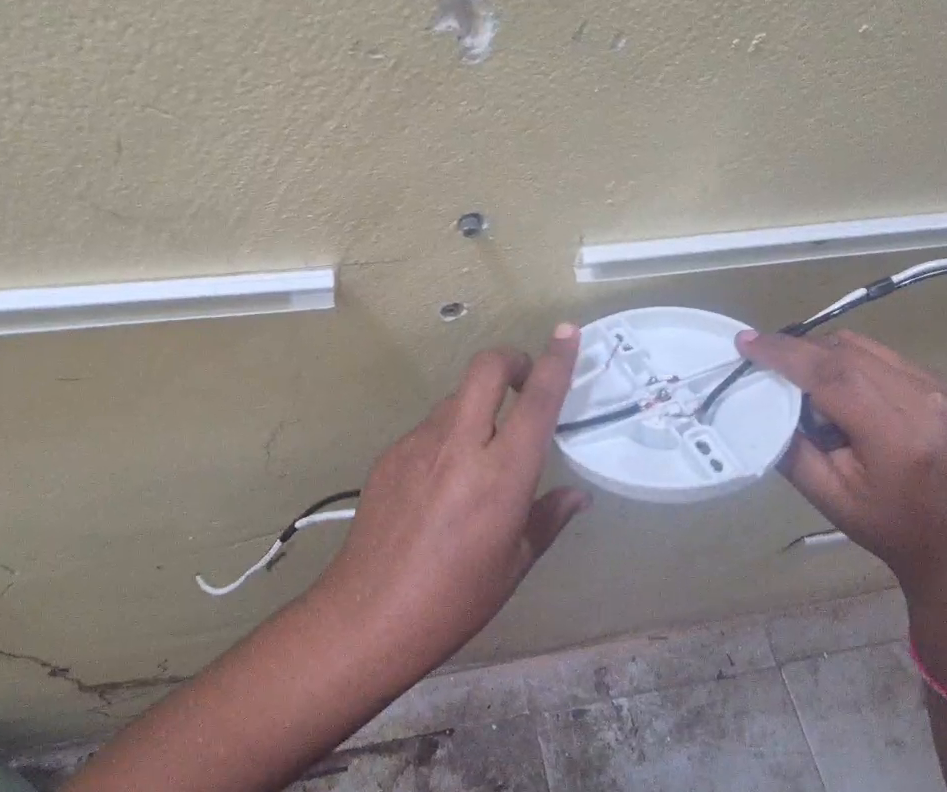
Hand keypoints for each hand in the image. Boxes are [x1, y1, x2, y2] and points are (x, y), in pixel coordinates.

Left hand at [309, 325, 592, 673]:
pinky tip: (442, 484)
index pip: (536, 400)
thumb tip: (576, 495)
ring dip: (476, 407)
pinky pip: (428, 430)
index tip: (566, 333)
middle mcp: (459, 444)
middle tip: (523, 383)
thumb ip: (547, 519)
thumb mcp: (514, 564)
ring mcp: (418, 445)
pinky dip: (446, 438)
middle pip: (485, 370)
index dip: (555, 361)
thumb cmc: (456, 598)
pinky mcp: (389, 455)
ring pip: (454, 400)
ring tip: (481, 454)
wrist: (370, 613)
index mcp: (501, 473)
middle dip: (510, 360)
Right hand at [736, 329, 946, 587]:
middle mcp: (924, 401)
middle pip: (844, 354)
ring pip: (859, 346)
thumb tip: (759, 397)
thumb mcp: (825, 495)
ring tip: (792, 373)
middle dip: (794, 349)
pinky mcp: (936, 382)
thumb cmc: (885, 524)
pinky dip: (843, 358)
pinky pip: (876, 353)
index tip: (746, 344)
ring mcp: (935, 387)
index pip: (833, 377)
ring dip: (818, 352)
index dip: (785, 355)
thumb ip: (790, 445)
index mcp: (898, 437)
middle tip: (757, 354)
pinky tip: (828, 381)